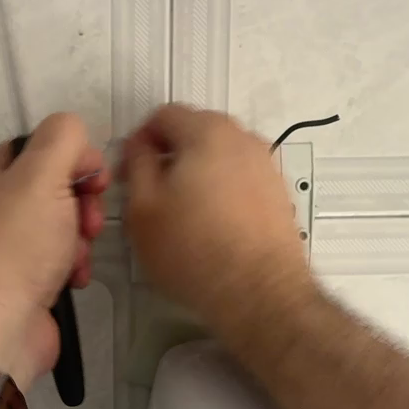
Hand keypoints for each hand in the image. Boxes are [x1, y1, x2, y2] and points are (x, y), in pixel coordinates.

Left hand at [0, 112, 107, 387]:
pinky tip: (73, 279)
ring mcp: (4, 251)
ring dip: (78, 238)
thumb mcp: (41, 175)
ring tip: (74, 257)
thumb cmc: (14, 249)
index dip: (71, 156)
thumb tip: (78, 141)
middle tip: (86, 221)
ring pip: (59, 225)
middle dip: (79, 202)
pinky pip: (58, 261)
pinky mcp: (22, 284)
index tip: (94, 178)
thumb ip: (64, 139)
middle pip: (51, 187)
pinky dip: (72, 267)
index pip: (34, 147)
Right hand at [118, 104, 310, 326]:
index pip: (163, 115)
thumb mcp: (142, 208)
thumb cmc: (192, 250)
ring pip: (220, 158)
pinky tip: (211, 229)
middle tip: (152, 196)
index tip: (130, 174)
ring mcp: (266, 166)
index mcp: (206, 131)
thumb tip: (139, 148)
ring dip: (197, 176)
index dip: (139, 142)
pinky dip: (222, 195)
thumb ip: (136, 165)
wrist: (258, 292)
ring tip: (183, 216)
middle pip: (195, 133)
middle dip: (170, 157)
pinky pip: (241, 182)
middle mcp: (243, 138)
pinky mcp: (279, 195)